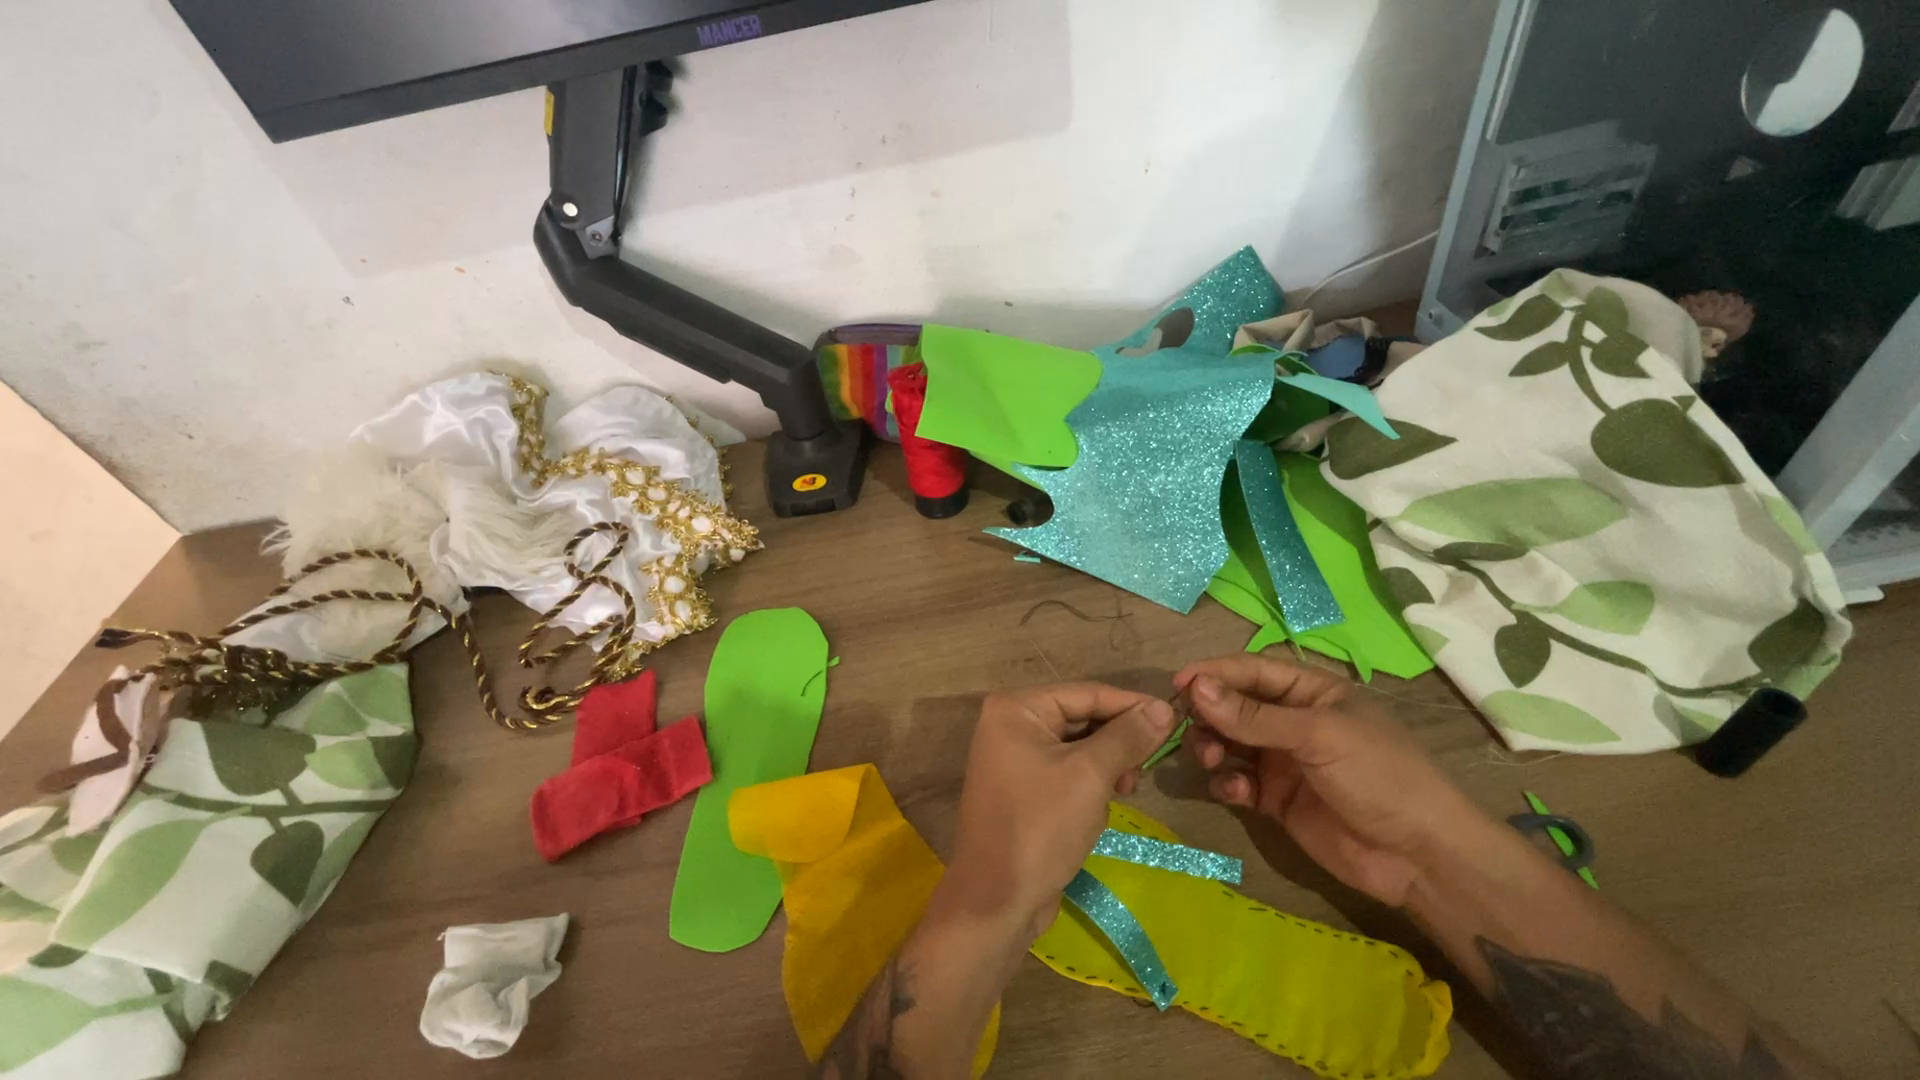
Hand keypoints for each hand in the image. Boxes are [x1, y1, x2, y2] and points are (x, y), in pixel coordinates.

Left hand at [940, 683, 1176, 940]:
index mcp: (1016, 709)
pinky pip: (1068, 773)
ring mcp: (1015, 758)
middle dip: (1117, 744)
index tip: (1176, 718)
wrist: (998, 900)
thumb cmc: (1041, 827)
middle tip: (1147, 766)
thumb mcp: (1090, 775)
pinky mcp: (1024, 789)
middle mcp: (1010, 724)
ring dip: (1105, 769)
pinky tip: (1098, 812)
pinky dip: (1089, 788)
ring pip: (1080, 748)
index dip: (1132, 705)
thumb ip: (1127, 737)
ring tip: (1123, 791)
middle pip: (1082, 718)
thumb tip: (1164, 707)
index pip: (1087, 693)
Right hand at [1174, 654, 1489, 907]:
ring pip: (1231, 743)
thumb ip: (1253, 716)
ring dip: (1213, 746)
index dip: (1215, 673)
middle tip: (1184, 726)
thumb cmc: (1379, 775)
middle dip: (1209, 713)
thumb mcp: (1317, 736)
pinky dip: (1228, 783)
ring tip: (1210, 758)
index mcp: (1312, 692)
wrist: (1419, 856)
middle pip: (1235, 706)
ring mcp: (1284, 762)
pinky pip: (1238, 782)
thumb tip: (1195, 687)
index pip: (1252, 670)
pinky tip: (1233, 791)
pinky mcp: (1277, 800)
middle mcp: (1293, 722)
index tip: (1177, 682)